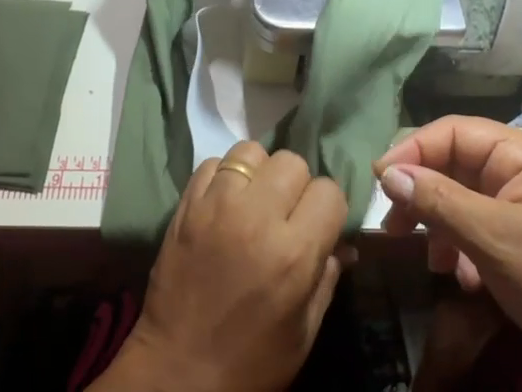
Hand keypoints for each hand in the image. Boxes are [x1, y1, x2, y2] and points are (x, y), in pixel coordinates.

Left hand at [99, 141, 348, 391]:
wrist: (178, 371)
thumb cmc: (251, 362)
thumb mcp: (304, 331)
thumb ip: (326, 277)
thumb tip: (343, 244)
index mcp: (293, 252)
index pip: (329, 191)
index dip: (329, 209)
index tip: (320, 227)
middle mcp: (256, 217)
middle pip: (292, 162)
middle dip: (297, 185)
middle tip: (287, 214)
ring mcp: (216, 205)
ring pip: (251, 151)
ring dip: (260, 173)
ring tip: (255, 202)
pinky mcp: (185, 205)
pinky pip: (212, 163)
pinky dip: (224, 176)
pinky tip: (225, 204)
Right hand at [376, 116, 521, 391]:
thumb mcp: (495, 239)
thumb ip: (439, 202)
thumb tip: (387, 173)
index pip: (453, 132)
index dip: (413, 151)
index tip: (379, 182)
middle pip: (454, 165)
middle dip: (423, 194)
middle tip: (393, 226)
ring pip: (462, 201)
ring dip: (439, 227)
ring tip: (428, 261)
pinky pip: (478, 231)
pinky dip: (462, 251)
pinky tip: (461, 279)